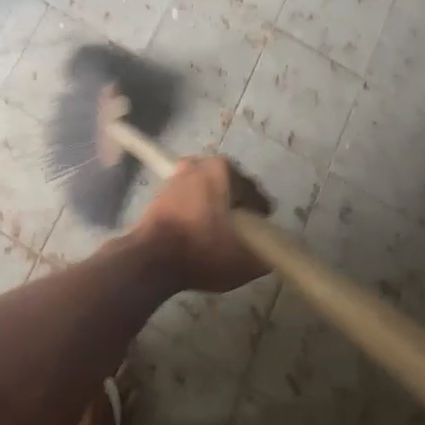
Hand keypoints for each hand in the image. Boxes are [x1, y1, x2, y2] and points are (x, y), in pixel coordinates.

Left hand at [133, 155, 270, 292]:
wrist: (152, 257)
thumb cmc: (205, 250)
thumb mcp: (251, 260)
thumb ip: (270, 250)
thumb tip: (271, 247)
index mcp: (223, 169)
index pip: (253, 192)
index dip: (259, 215)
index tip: (260, 234)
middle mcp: (198, 164)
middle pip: (228, 188)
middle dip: (235, 208)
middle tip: (241, 236)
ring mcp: (175, 177)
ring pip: (206, 193)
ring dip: (214, 210)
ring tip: (219, 238)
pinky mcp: (159, 193)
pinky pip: (187, 201)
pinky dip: (195, 213)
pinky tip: (198, 235)